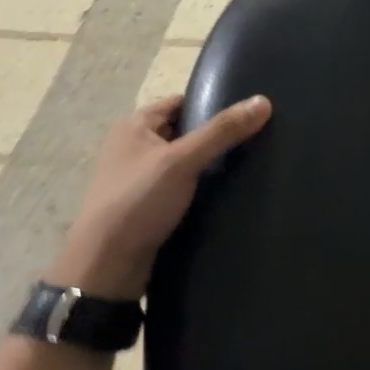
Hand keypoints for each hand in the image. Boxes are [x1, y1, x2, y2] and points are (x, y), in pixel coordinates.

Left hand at [50, 93, 271, 299]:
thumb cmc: (137, 202)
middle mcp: (133, 146)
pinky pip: (181, 185)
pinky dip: (201, 186)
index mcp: (134, 126)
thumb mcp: (182, 161)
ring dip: (210, 163)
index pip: (182, 102)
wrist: (105, 267)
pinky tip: (227, 191)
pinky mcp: (146, 204)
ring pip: (185, 160)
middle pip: (185, 130)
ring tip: (249, 162)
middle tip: (255, 137)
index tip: (248, 112)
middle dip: (216, 135)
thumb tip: (263, 101)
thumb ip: (222, 131)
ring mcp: (139, 177)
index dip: (213, 102)